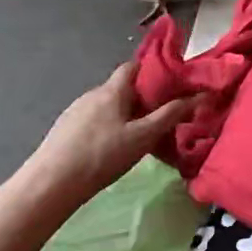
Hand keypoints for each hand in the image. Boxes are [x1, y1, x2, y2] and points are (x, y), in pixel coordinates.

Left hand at [16, 62, 196, 203]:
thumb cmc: (103, 155)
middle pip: (122, 88)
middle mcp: (92, 94)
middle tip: (162, 116)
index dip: (152, 70)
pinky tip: (114, 148)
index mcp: (112, 90)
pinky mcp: (66, 129)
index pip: (133, 66)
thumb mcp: (144, 136)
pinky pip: (95, 120)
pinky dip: (110, 126)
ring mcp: (75, 111)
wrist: (52, 183)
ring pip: (109, 105)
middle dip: (143, 98)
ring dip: (126, 114)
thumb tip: (200, 95)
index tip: (171, 83)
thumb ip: (171, 115)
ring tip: (141, 135)